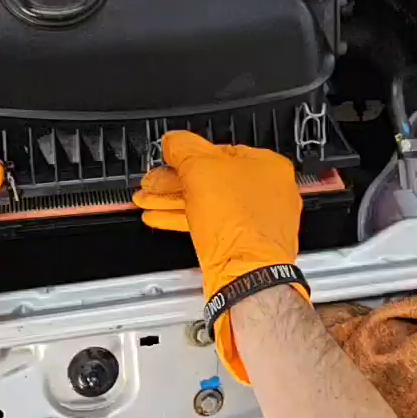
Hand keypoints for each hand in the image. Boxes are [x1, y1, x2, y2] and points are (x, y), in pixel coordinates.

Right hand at [132, 130, 305, 381]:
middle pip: (211, 179)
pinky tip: (162, 217)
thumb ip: (183, 148)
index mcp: (267, 166)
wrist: (245, 276)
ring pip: (208, 203)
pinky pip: (210, 224)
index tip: (167, 160)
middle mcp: (268, 192)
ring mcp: (257, 221)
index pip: (219, 151)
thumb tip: (173, 141)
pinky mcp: (244, 244)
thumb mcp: (200, 169)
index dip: (186, 156)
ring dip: (174, 200)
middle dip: (174, 181)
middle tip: (152, 183)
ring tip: (148, 201)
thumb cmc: (238, 224)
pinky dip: (184, 218)